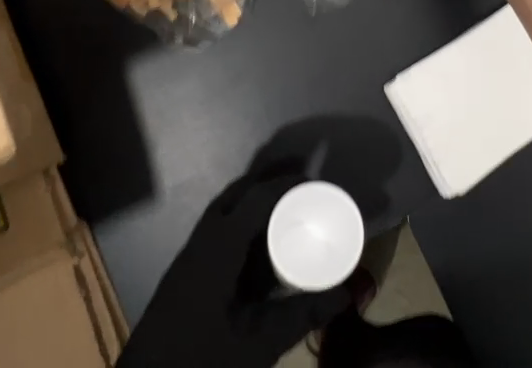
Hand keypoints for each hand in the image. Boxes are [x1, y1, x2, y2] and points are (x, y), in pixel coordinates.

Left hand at [118, 169, 352, 367]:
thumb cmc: (201, 362)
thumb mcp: (258, 344)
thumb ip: (302, 316)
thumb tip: (346, 294)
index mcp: (217, 250)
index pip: (255, 199)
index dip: (285, 184)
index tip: (315, 180)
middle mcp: (200, 244)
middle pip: (236, 196)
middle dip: (268, 182)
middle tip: (302, 182)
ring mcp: (189, 260)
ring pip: (224, 213)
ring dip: (254, 202)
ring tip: (287, 206)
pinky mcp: (185, 277)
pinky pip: (218, 234)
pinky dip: (243, 226)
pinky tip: (261, 246)